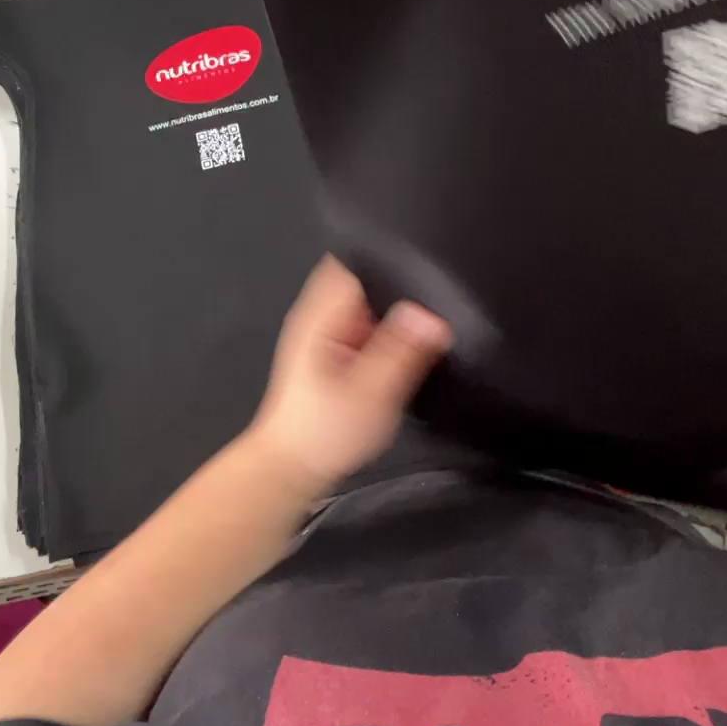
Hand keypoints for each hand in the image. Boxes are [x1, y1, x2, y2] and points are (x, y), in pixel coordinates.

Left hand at [245, 257, 453, 492]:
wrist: (291, 467)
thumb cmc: (321, 432)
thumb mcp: (371, 392)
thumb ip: (401, 352)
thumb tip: (431, 317)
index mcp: (321, 314)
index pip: (357, 261)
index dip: (392, 258)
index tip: (426, 265)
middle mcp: (321, 316)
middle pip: (366, 279)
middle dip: (399, 286)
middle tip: (435, 300)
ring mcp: (327, 333)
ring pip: (370, 304)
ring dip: (396, 312)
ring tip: (428, 322)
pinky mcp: (336, 352)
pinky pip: (369, 326)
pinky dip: (389, 331)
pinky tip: (409, 345)